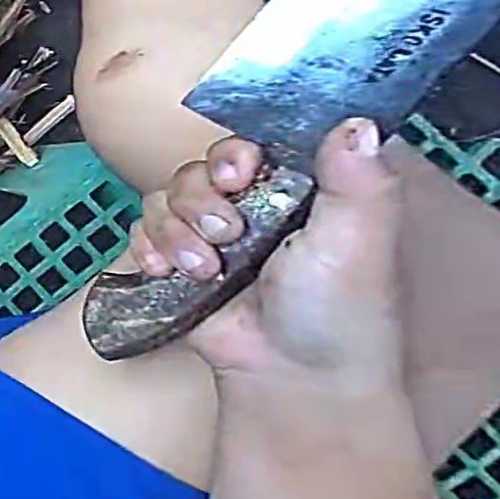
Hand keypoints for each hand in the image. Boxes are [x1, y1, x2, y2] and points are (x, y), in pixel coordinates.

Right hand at [123, 117, 406, 393]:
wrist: (288, 376)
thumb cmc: (337, 314)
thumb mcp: (357, 245)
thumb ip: (359, 185)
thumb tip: (360, 122)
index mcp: (292, 196)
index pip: (246, 149)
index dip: (231, 156)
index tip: (237, 176)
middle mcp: (245, 209)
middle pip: (193, 173)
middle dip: (199, 202)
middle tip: (225, 235)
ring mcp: (204, 236)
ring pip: (161, 201)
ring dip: (174, 233)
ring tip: (201, 269)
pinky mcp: (172, 259)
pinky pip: (140, 232)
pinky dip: (148, 249)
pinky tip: (167, 272)